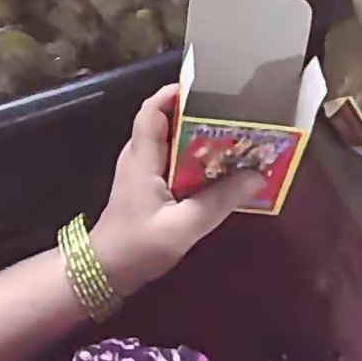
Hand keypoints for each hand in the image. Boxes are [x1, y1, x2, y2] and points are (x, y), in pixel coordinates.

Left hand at [90, 85, 265, 293]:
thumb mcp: (183, 227)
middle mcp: (139, 157)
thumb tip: (257, 176)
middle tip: (234, 115)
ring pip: (171, 143)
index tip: (205, 87)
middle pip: (166, 122)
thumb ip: (219, 201)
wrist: (104, 272)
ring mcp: (141, 172)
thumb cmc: (137, 246)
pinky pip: (173, 162)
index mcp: (142, 158)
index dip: (173, 93)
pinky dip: (195, 160)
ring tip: (234, 138)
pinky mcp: (147, 187)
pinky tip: (219, 169)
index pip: (151, 110)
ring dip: (199, 139)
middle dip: (198, 115)